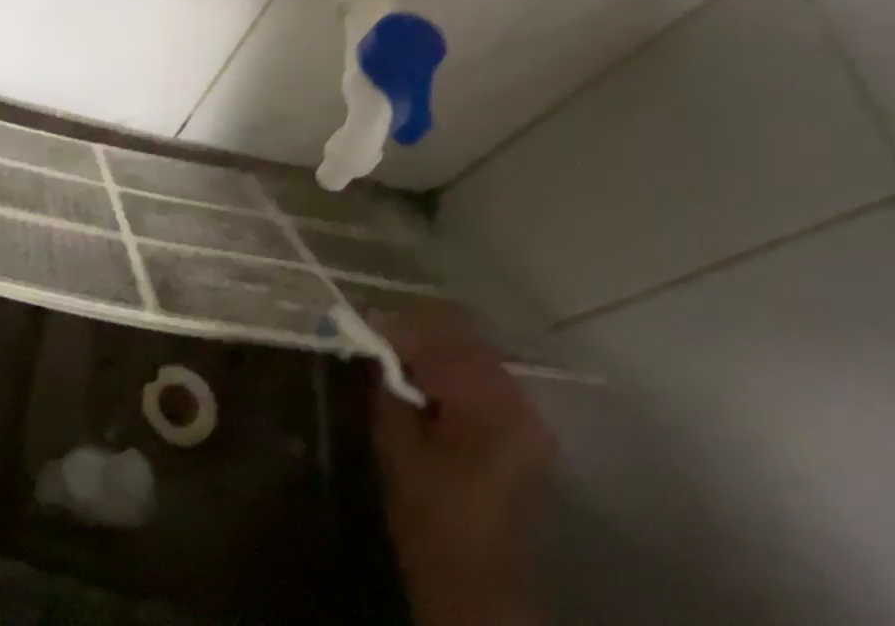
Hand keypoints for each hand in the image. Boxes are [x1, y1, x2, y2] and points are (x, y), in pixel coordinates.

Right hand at [373, 310, 555, 624]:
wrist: (473, 574)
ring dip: (438, 352)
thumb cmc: (428, 512)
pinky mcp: (529, 433)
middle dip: (421, 333)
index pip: (442, 344)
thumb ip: (388, 389)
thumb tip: (376, 347)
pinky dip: (456, 375)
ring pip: (479, 360)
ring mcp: (531, 419)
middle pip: (468, 343)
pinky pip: (489, 383)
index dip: (400, 328)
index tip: (365, 320)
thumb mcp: (394, 446)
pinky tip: (427, 384)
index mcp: (489, 408)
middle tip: (380, 335)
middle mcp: (520, 405)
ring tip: (399, 357)